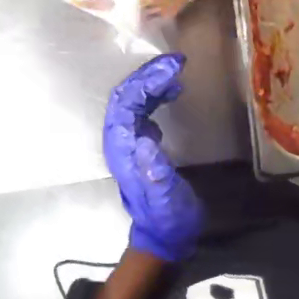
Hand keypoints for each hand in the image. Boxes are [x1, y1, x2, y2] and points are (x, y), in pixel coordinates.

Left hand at [104, 55, 204, 262]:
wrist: (164, 235)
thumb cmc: (168, 219)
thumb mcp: (166, 200)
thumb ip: (156, 174)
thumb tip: (146, 141)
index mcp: (124, 151)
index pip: (126, 105)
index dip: (146, 82)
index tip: (173, 68)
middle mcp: (121, 143)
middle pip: (126, 98)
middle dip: (148, 76)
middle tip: (177, 62)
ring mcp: (128, 144)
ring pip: (132, 102)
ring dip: (151, 83)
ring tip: (177, 72)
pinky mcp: (139, 145)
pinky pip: (141, 111)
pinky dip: (155, 96)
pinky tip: (172, 91)